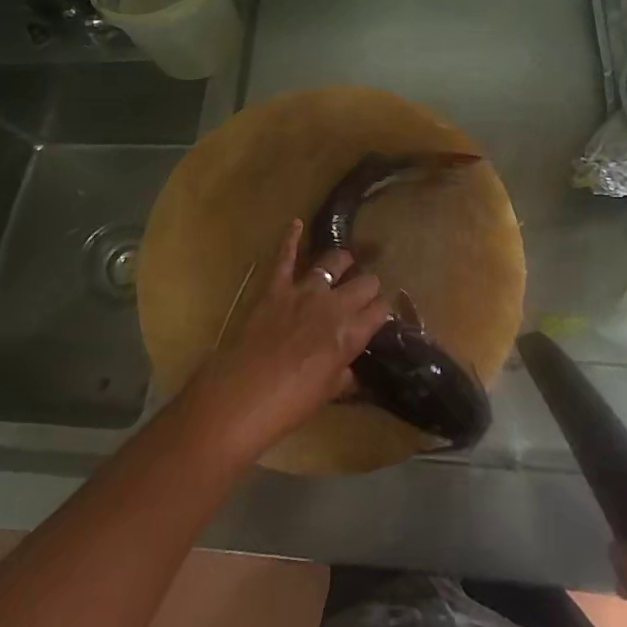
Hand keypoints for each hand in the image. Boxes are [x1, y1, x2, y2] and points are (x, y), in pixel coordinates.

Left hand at [178, 219, 391, 462]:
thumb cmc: (290, 402)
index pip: (380, 310)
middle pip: (364, 283)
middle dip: (369, 286)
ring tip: (346, 261)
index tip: (380, 313)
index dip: (383, 310)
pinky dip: (290, 238)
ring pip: (332, 262)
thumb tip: (349, 368)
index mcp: (351, 333)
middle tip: (365, 293)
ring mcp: (302, 291)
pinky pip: (284, 257)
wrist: (244, 393)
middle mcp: (333, 305)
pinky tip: (295, 223)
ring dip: (342, 261)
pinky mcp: (274, 287)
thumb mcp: (327, 392)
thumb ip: (343, 373)